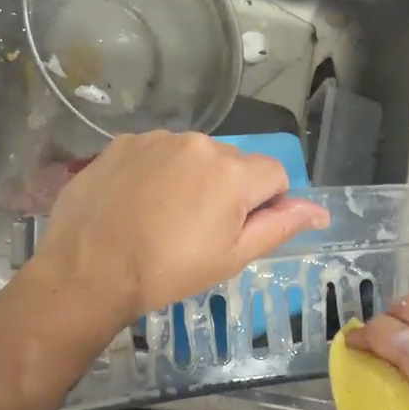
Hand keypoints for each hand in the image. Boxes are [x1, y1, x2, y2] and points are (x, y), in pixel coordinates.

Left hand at [26, 131, 329, 340]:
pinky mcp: (123, 142)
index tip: (234, 232)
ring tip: (161, 217)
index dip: (264, 205)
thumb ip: (280, 225)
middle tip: (196, 231)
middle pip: (233, 162)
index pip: (275, 175)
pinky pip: (156, 152)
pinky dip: (155, 172)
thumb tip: (320, 210)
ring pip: (193, 155)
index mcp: (233, 171)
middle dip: (226, 190)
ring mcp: (157, 138)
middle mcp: (199, 143)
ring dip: (190, 178)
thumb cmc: (168, 271)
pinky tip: (136, 203)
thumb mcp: (233, 257)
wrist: (88, 270)